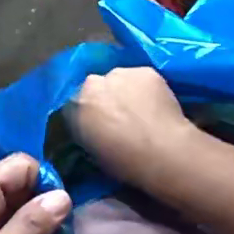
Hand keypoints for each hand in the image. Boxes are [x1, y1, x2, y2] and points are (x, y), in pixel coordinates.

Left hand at [0, 154, 71, 233]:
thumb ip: (30, 226)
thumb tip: (63, 194)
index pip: (19, 164)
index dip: (45, 179)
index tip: (65, 209)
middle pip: (18, 185)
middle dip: (45, 201)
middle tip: (70, 230)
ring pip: (15, 208)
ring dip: (38, 222)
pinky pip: (7, 229)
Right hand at [67, 67, 204, 188]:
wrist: (160, 152)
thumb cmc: (122, 161)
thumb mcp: (91, 151)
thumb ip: (87, 131)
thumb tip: (95, 128)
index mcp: (73, 106)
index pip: (74, 104)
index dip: (87, 114)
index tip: (97, 124)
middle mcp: (90, 84)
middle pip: (94, 87)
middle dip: (103, 98)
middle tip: (118, 116)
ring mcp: (118, 74)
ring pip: (119, 79)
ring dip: (124, 90)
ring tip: (139, 109)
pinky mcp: (145, 71)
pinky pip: (141, 78)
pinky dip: (146, 88)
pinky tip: (156, 103)